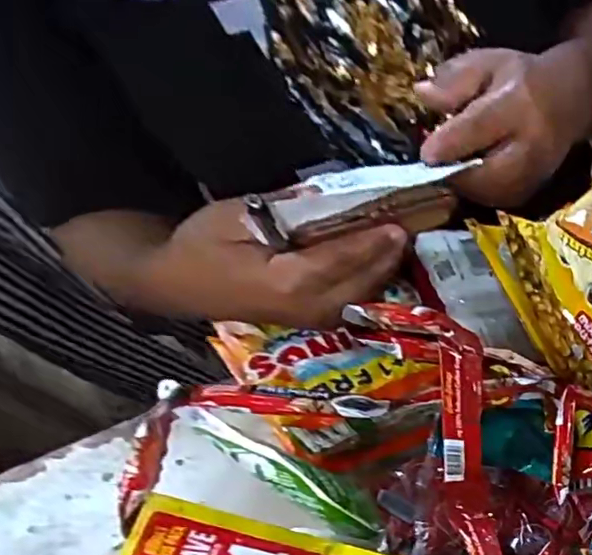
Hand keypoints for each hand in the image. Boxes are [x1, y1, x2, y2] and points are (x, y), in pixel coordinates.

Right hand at [142, 199, 406, 326]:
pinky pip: (358, 298)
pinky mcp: (324, 321)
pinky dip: (373, 278)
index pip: (343, 260)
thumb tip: (325, 197)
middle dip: (387, 255)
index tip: (396, 226)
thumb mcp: (233, 217)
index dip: (372, 243)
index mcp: (290, 283)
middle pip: (364, 280)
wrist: (183, 286)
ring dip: (386, 268)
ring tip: (401, 242)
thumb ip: (283, 210)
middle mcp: (315, 308)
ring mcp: (322, 319)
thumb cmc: (202, 247)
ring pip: (367, 292)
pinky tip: (383, 260)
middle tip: (408, 229)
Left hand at [416, 47, 591, 207]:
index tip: (427, 155)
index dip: (451, 145)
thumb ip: (454, 79)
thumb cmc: (522, 79)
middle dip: (459, 175)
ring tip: (452, 172)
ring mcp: (537, 171)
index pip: (479, 128)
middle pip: (491, 173)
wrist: (567, 101)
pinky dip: (485, 194)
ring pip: (499, 192)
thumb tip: (423, 96)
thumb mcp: (485, 64)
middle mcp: (530, 145)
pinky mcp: (538, 186)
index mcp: (516, 105)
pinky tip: (473, 180)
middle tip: (437, 166)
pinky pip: (507, 199)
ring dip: (471, 188)